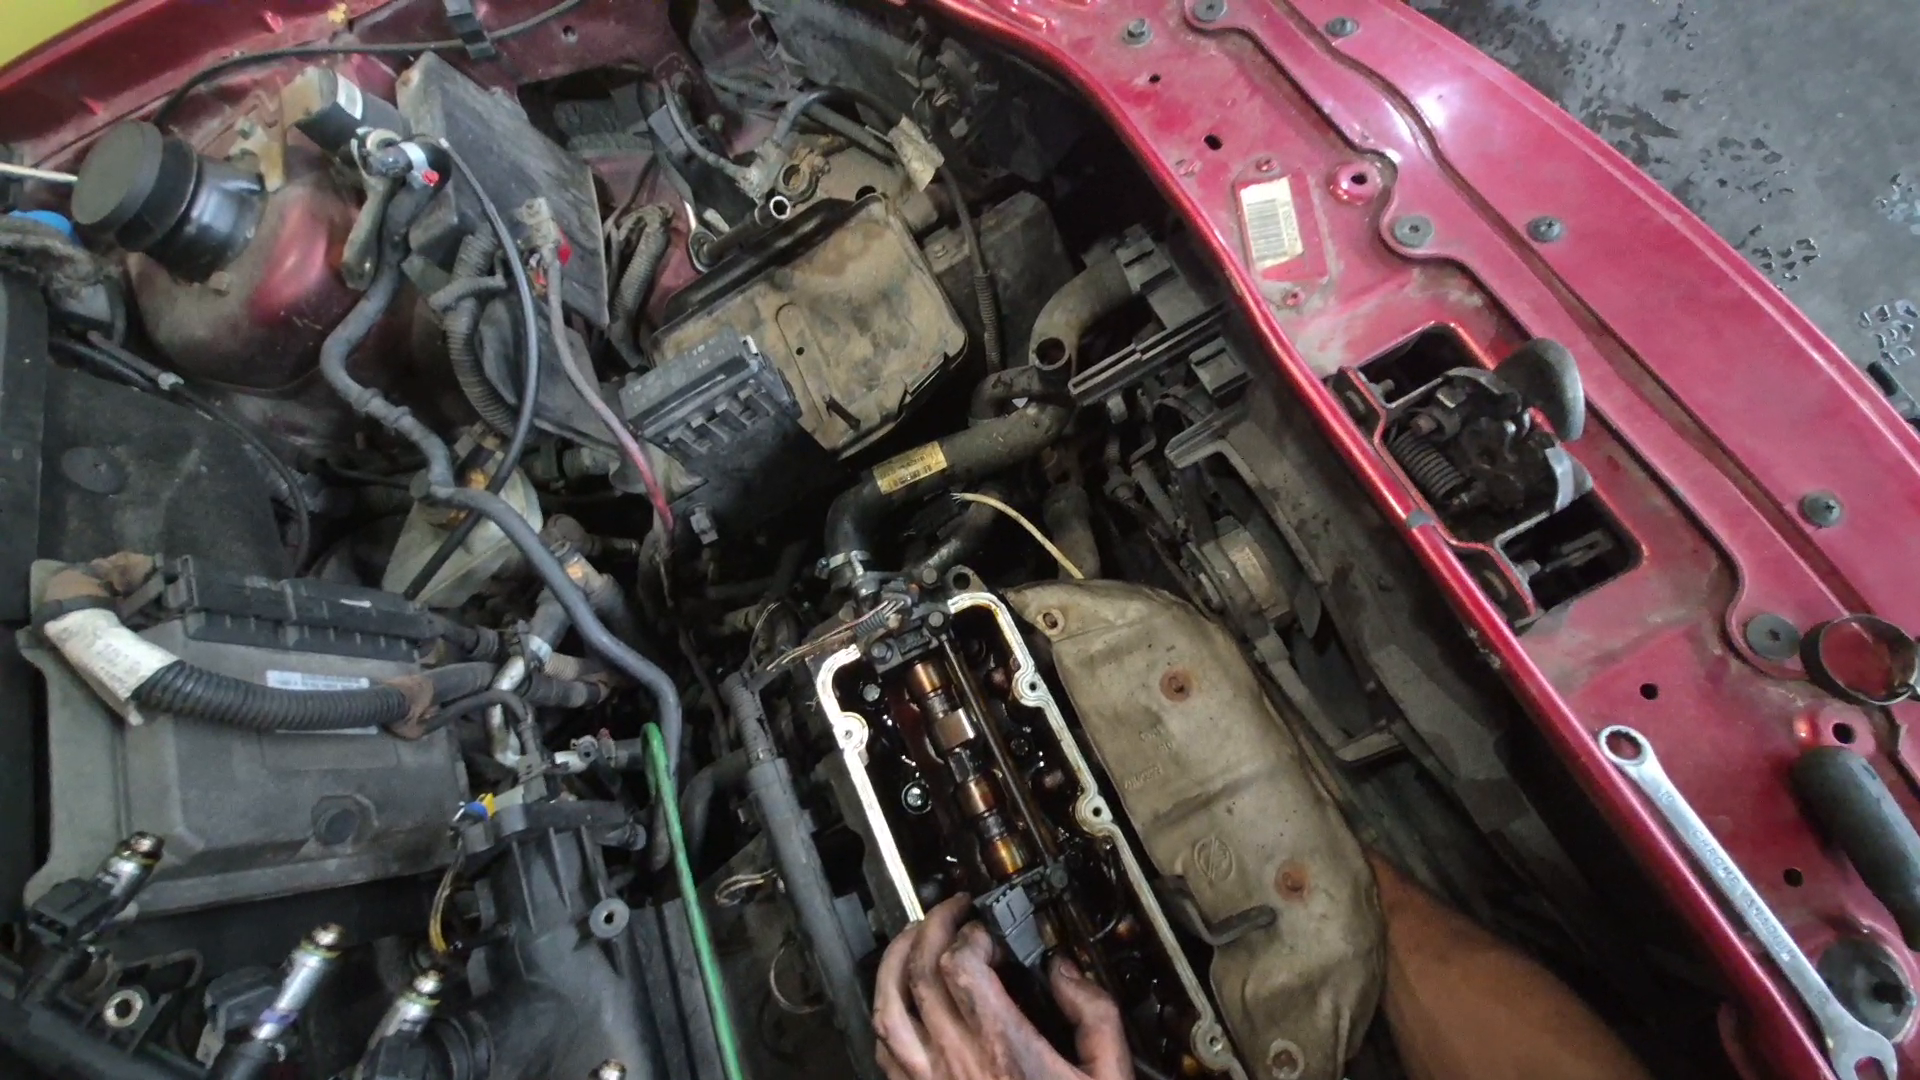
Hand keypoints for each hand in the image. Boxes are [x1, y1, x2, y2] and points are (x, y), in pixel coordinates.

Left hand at [872, 894, 1131, 1079]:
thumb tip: (1064, 969)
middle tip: (952, 910)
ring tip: (914, 934)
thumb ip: (1094, 1015)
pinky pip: (883, 1049)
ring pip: (887, 1007)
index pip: (960, 967)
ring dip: (895, 960)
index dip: (971, 934)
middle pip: (919, 972)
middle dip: (931, 926)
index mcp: (1002, 1048)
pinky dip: (886, 1011)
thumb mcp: (1109, 1078)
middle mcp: (955, 1061)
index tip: (990, 932)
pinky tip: (902, 997)